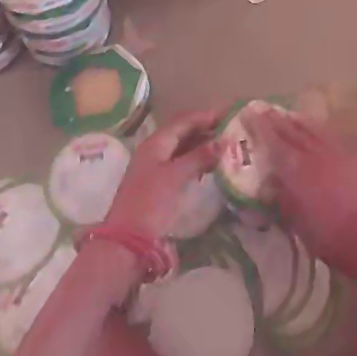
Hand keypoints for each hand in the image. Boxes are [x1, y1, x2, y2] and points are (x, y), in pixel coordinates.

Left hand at [103, 109, 222, 241]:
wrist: (126, 241)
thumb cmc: (150, 203)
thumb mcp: (176, 177)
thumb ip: (199, 157)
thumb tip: (224, 141)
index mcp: (155, 143)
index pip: (183, 121)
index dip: (205, 116)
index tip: (228, 114)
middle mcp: (154, 150)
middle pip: (182, 132)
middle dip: (205, 129)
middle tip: (229, 129)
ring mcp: (155, 168)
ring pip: (182, 148)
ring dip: (202, 145)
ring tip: (224, 145)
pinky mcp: (158, 184)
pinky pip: (180, 163)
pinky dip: (196, 160)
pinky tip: (210, 165)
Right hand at [244, 109, 356, 276]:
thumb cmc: (332, 235)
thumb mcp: (298, 223)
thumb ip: (284, 199)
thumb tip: (273, 183)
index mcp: (294, 169)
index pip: (273, 142)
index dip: (259, 127)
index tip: (248, 113)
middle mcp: (313, 153)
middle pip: (291, 130)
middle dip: (276, 118)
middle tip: (264, 108)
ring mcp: (336, 151)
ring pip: (313, 129)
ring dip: (298, 120)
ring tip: (289, 114)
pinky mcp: (355, 156)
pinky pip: (330, 135)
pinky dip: (318, 129)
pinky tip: (317, 129)